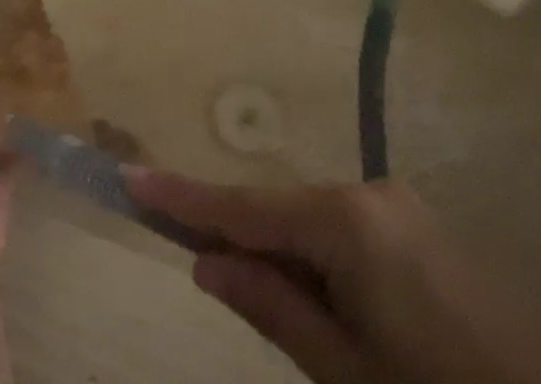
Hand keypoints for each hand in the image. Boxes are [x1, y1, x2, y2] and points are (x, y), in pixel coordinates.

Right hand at [126, 171, 540, 383]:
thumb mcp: (342, 368)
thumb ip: (269, 306)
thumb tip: (207, 263)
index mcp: (346, 222)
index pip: (242, 207)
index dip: (180, 197)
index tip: (125, 176)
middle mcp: (369, 196)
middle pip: (273, 209)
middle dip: (228, 232)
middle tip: (182, 252)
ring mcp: (397, 209)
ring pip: (304, 221)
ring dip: (270, 250)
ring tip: (245, 288)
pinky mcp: (415, 230)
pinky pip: (336, 231)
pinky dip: (306, 255)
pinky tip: (300, 288)